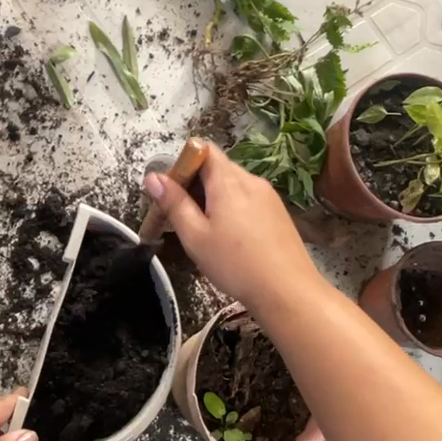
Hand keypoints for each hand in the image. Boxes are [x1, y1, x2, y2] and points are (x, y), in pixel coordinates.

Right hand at [145, 143, 327, 317]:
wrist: (288, 291)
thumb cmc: (235, 264)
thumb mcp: (195, 236)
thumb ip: (174, 203)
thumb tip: (153, 177)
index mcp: (229, 181)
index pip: (203, 150)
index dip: (182, 164)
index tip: (171, 192)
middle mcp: (251, 180)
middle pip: (217, 168)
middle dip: (194, 185)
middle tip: (180, 217)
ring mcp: (268, 196)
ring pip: (232, 185)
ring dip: (212, 199)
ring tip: (203, 231)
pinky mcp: (277, 212)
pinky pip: (247, 199)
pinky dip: (231, 208)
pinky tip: (228, 238)